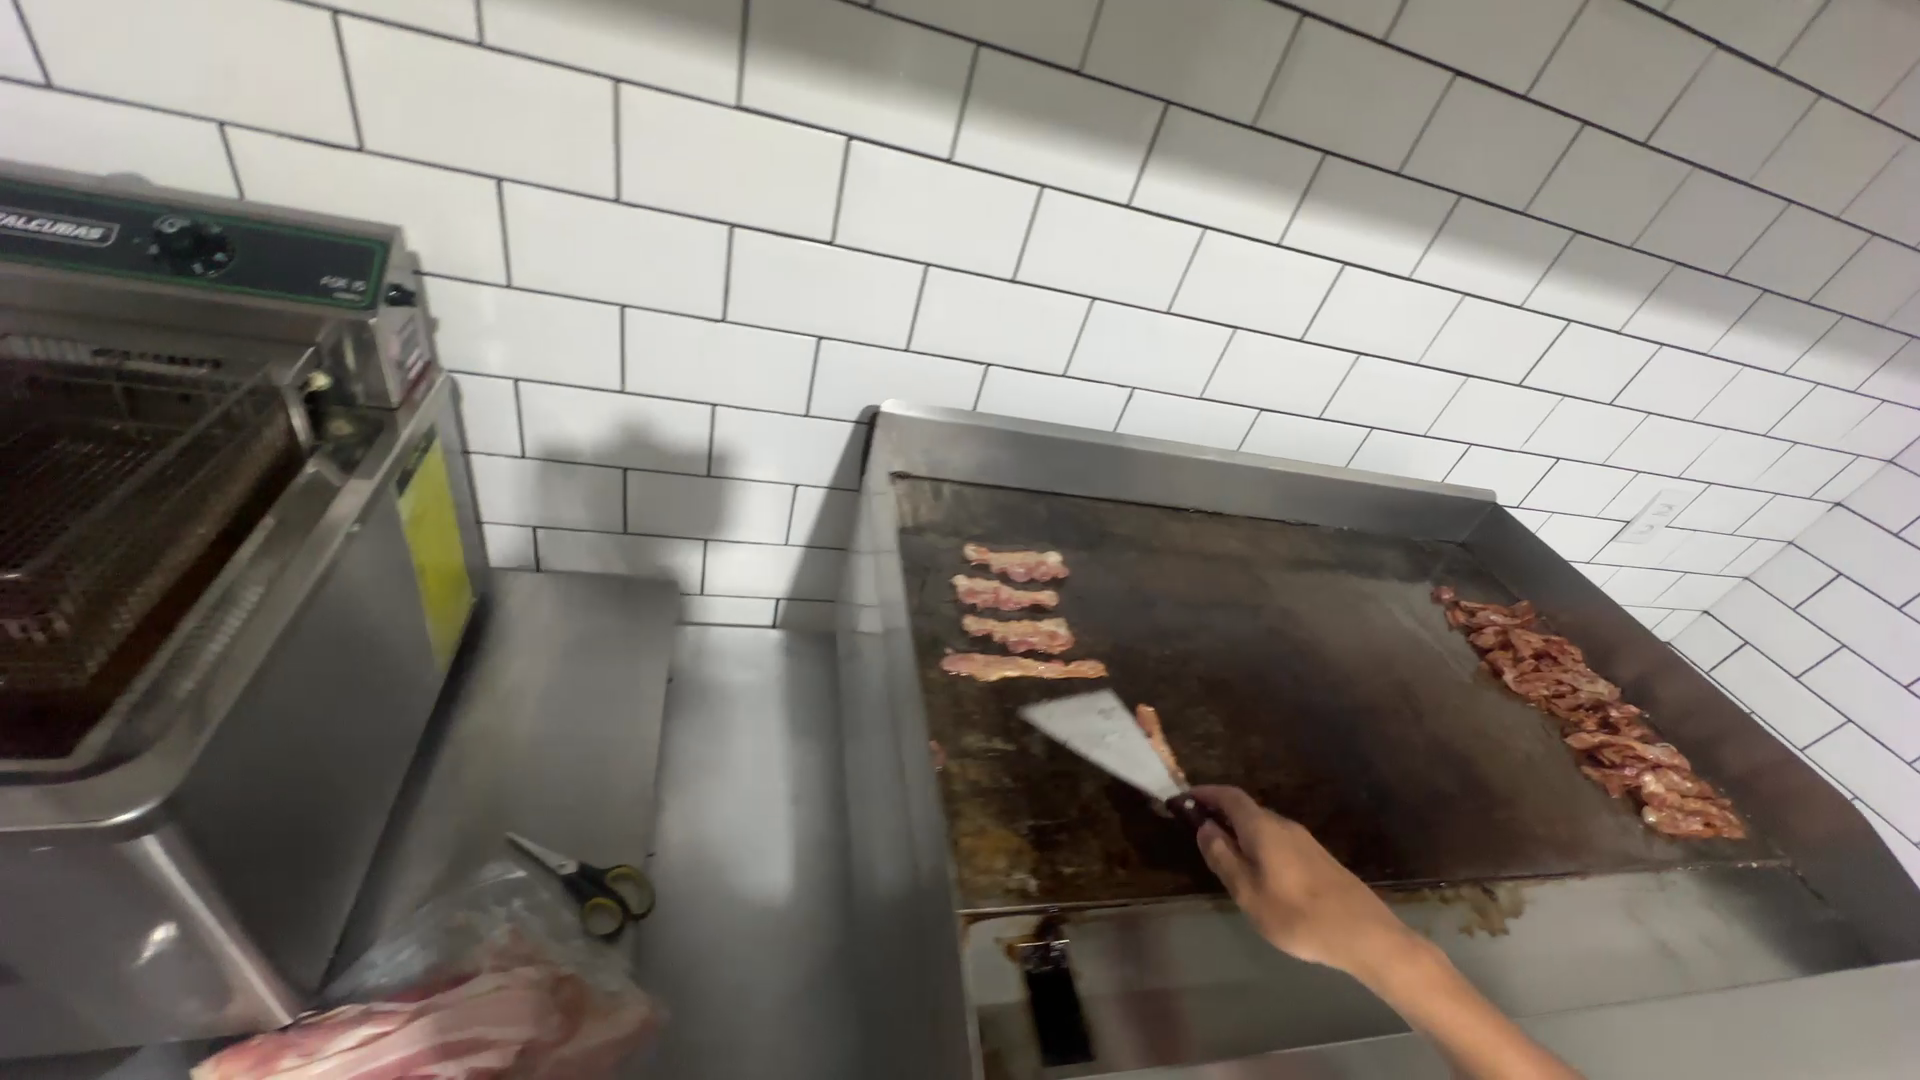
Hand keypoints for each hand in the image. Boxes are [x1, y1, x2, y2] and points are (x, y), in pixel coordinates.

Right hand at [1191, 785, 1424, 980]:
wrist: (1365, 935)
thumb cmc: (1297, 914)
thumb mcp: (1247, 891)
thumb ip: (1222, 856)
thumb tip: (1204, 827)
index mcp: (1262, 828)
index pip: (1229, 796)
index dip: (1205, 793)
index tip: (1184, 799)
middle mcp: (1284, 825)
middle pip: (1246, 809)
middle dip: (1220, 814)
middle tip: (1198, 832)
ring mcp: (1305, 841)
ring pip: (1263, 827)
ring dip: (1239, 831)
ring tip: (1224, 855)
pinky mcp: (1318, 859)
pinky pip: (1278, 841)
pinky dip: (1258, 844)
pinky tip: (1259, 872)